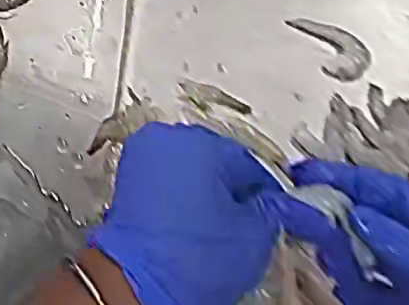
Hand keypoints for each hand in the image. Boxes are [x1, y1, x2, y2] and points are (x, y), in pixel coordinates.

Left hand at [88, 124, 284, 304]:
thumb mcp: (255, 234)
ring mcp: (143, 146)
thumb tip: (280, 201)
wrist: (145, 272)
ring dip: (205, 179)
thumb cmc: (202, 253)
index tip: (278, 212)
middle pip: (214, 153)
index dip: (267, 189)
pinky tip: (191, 211)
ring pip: (187, 156)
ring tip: (219, 217)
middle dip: (234, 181)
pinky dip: (179, 181)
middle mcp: (167, 135)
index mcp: (200, 143)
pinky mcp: (128, 163)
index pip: (247, 160)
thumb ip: (274, 209)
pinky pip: (164, 164)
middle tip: (250, 216)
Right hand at [270, 162, 408, 304]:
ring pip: (367, 254)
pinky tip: (337, 278)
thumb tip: (353, 211)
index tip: (301, 171)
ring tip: (315, 245)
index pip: (395, 193)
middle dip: (335, 210)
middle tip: (298, 207)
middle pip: (374, 219)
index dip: (347, 176)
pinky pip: (370, 287)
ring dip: (337, 246)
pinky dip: (348, 279)